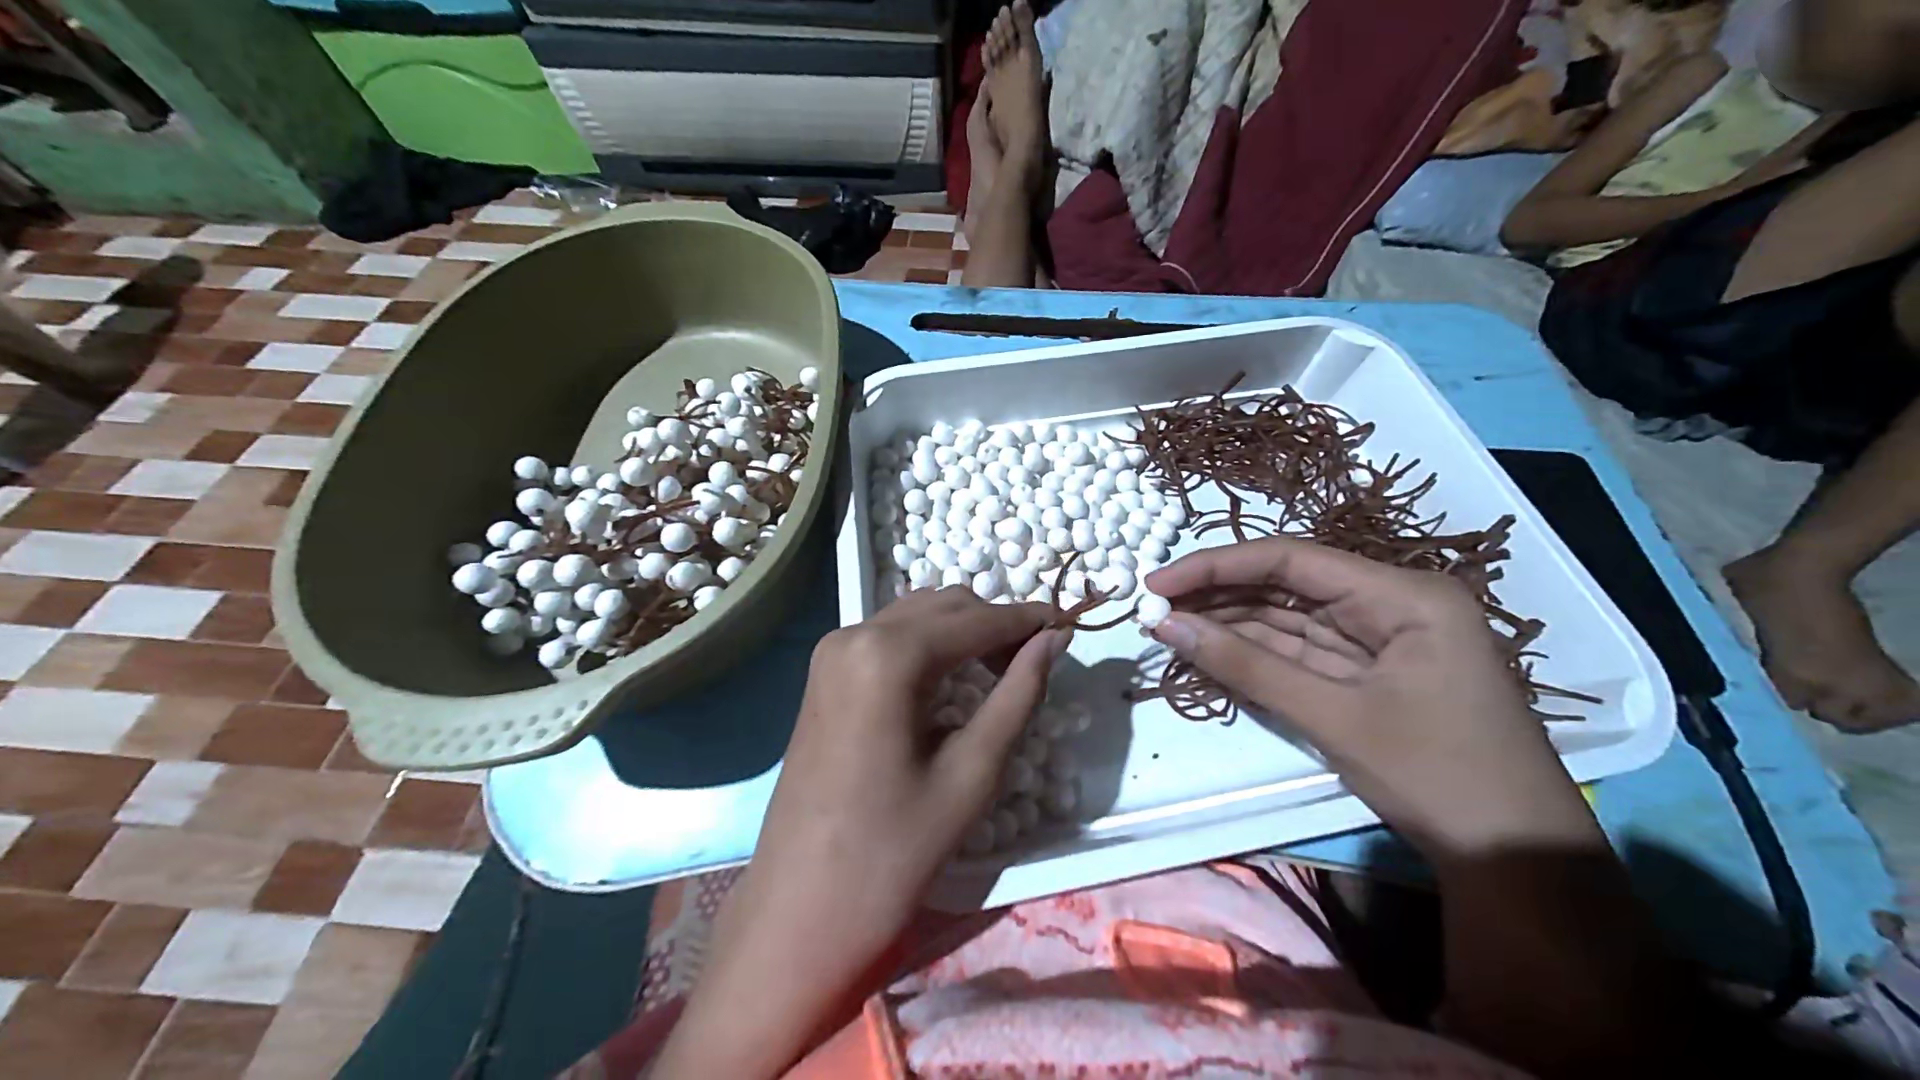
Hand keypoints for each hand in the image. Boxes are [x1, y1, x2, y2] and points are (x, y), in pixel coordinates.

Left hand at [756, 587, 1068, 924]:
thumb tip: (1054, 640)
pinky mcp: (824, 673)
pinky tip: (953, 681)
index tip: (1070, 624)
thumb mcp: (972, 772)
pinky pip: (889, 638)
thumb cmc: (894, 850)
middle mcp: (853, 635)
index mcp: (887, 656)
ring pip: (915, 616)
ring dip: (963, 631)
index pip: (975, 619)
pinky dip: (930, 646)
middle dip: (995, 624)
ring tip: (1002, 671)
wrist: (802, 904)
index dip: (1027, 619)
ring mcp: (831, 652)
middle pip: (943, 606)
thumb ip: (1018, 694)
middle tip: (1038, 660)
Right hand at [1143, 538, 1602, 863]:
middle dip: (1219, 596)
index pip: (1291, 560)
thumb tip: (1166, 625)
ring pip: (1291, 619)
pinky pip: (1303, 651)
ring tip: (1169, 627)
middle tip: (1154, 608)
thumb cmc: (1437, 777)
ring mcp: (1383, 639)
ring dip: (1232, 625)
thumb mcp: (1333, 717)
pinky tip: (1211, 650)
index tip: (1157, 582)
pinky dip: (1258, 654)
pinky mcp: (1371, 672)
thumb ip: (1246, 665)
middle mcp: (1393, 603)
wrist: (1518, 861)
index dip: (1217, 566)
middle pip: (1288, 585)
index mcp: (1404, 595)